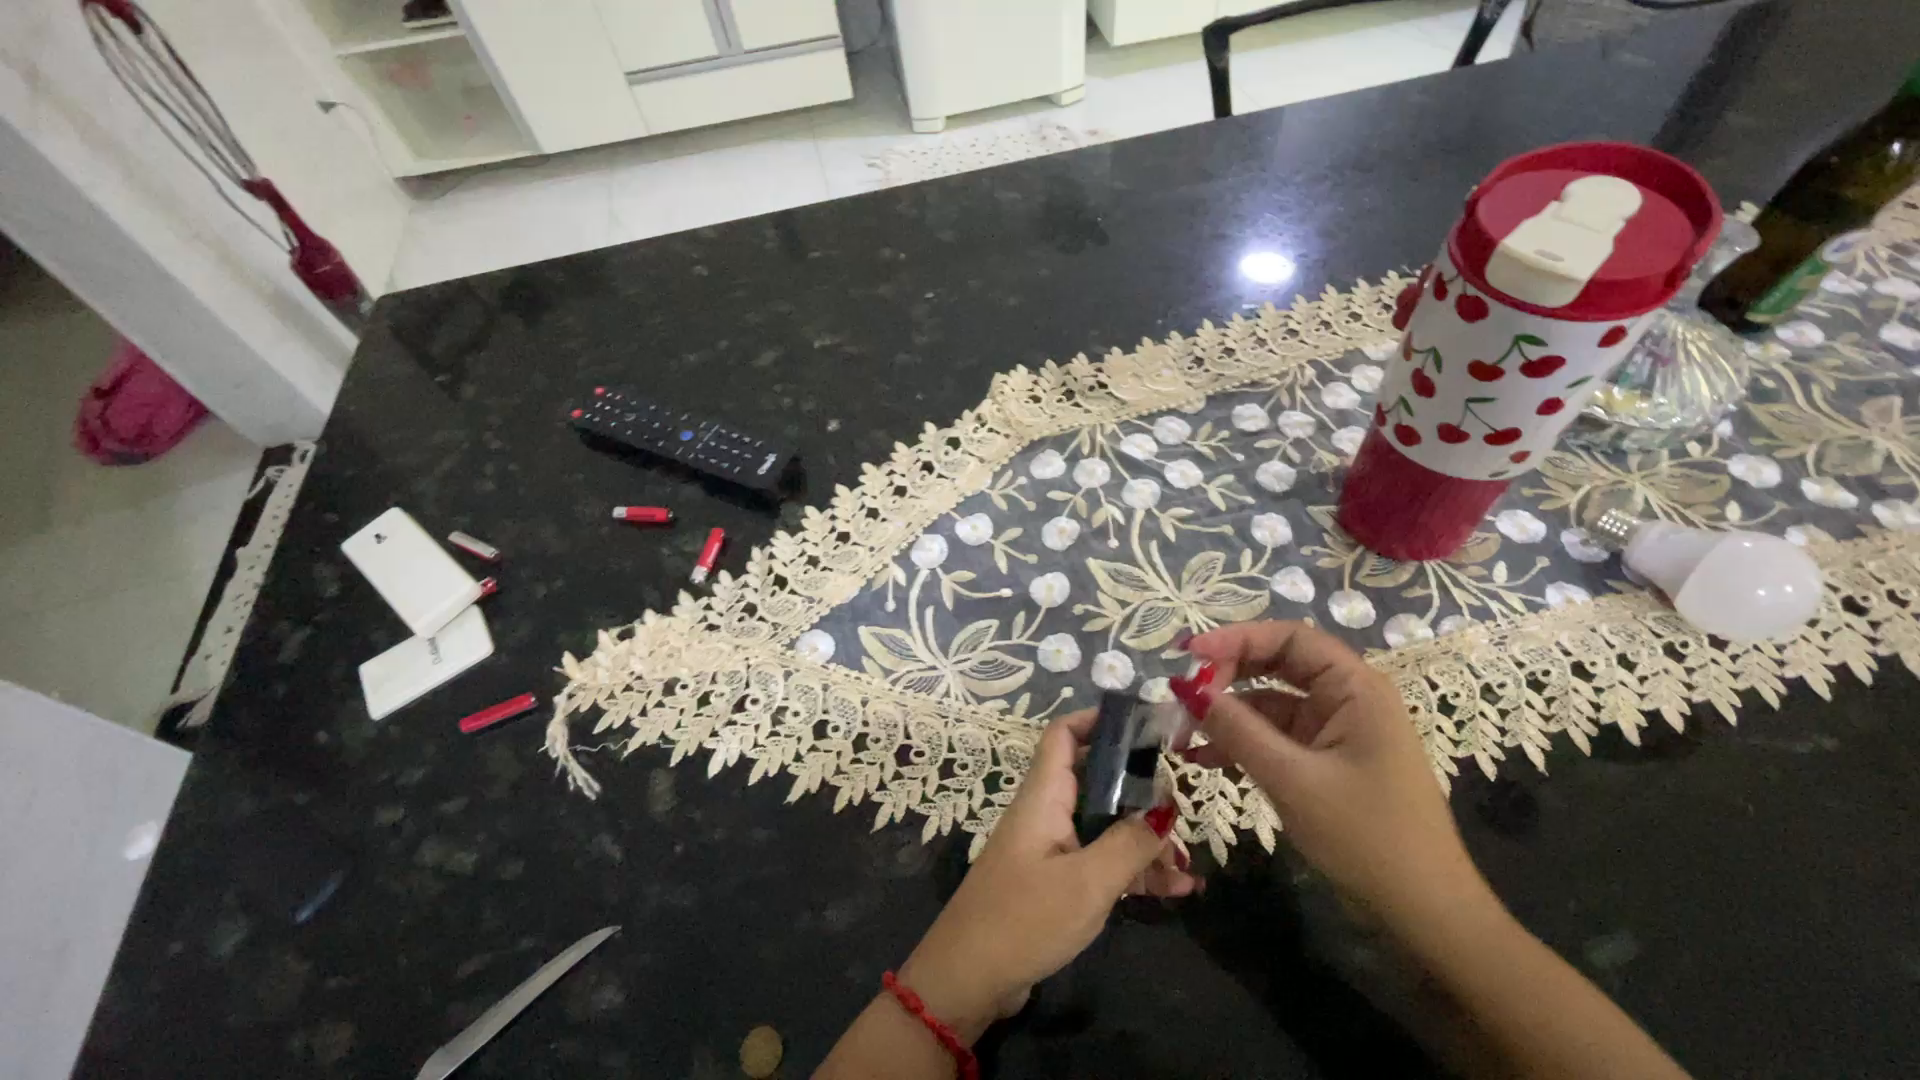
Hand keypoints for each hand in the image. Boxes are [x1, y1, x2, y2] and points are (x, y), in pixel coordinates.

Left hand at [896, 709, 1198, 1042]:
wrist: (969, 979)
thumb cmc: (1024, 920)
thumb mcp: (1087, 882)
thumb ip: (1130, 843)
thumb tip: (1166, 806)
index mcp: (1044, 798)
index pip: (1064, 735)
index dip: (1099, 721)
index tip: (1146, 727)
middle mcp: (1046, 814)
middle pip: (1096, 782)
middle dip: (1141, 792)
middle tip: (1185, 807)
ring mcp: (1050, 850)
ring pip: (1104, 827)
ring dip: (1145, 841)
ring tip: (1189, 864)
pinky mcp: (1055, 884)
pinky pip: (1100, 864)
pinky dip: (1133, 872)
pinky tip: (1176, 890)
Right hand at [1177, 621, 1491, 927]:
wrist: (1423, 910)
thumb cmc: (1367, 836)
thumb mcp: (1292, 780)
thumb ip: (1237, 729)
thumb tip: (1186, 689)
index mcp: (1356, 688)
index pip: (1290, 638)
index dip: (1236, 639)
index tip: (1187, 656)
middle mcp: (1348, 699)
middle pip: (1278, 664)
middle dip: (1227, 675)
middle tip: (1182, 695)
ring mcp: (1337, 731)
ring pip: (1271, 702)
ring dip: (1228, 714)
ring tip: (1181, 733)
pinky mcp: (1326, 762)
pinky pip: (1276, 737)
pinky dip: (1242, 743)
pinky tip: (1204, 760)